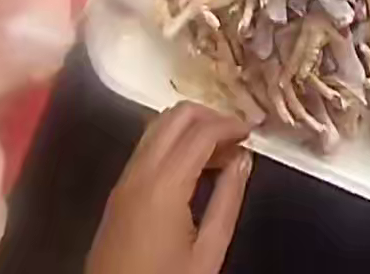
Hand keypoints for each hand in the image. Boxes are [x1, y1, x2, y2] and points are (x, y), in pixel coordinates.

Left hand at [86, 101, 253, 273]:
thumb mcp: (208, 253)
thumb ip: (228, 198)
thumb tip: (243, 158)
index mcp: (164, 185)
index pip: (203, 131)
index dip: (231, 124)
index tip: (252, 131)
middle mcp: (140, 173)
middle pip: (177, 115)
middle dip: (211, 116)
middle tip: (235, 136)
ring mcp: (124, 182)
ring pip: (159, 125)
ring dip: (191, 126)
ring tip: (218, 149)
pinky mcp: (117, 195)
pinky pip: (148, 146)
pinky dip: (174, 140)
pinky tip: (193, 165)